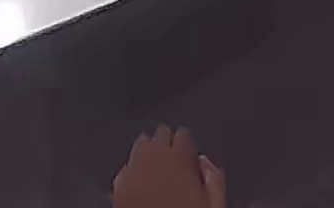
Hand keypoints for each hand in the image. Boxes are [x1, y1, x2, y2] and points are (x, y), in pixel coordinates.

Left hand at [112, 126, 226, 207]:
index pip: (184, 134)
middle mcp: (155, 155)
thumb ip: (215, 181)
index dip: (188, 150)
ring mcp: (133, 167)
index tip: (189, 164)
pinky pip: (127, 166)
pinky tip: (141, 188)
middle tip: (173, 171)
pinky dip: (134, 171)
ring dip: (150, 154)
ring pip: (142, 144)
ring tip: (157, 176)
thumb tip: (206, 164)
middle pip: (162, 133)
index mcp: (179, 158)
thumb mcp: (213, 207)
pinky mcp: (118, 184)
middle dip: (168, 146)